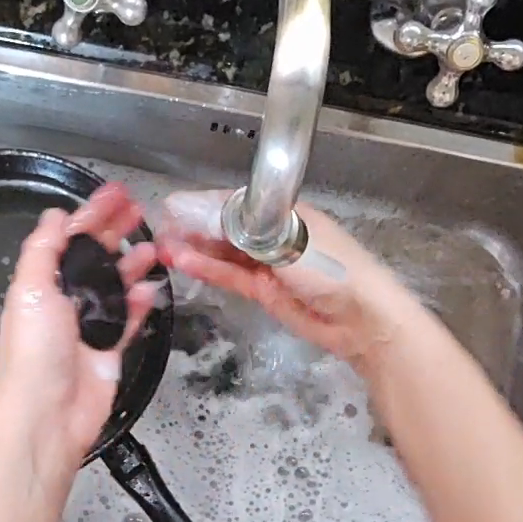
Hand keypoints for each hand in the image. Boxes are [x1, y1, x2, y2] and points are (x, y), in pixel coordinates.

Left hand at [0, 183, 161, 480]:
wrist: (48, 414)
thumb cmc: (34, 354)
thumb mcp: (30, 290)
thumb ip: (43, 250)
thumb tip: (56, 215)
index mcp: (42, 282)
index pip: (71, 237)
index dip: (92, 211)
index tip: (116, 193)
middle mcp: (66, 299)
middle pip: (96, 255)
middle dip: (116, 230)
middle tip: (139, 209)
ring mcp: (90, 322)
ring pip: (117, 283)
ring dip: (134, 262)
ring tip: (154, 245)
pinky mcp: (111, 346)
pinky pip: (132, 316)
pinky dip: (143, 301)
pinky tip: (152, 287)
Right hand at [154, 190, 420, 379]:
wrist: (363, 319)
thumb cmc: (332, 269)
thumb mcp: (283, 242)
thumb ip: (238, 229)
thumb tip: (198, 213)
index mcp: (286, 212)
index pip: (236, 202)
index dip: (203, 204)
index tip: (172, 206)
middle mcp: (274, 234)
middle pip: (226, 227)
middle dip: (193, 227)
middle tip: (159, 229)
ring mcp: (268, 264)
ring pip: (224, 252)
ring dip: (195, 249)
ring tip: (162, 248)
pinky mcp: (264, 291)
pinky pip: (230, 275)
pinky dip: (207, 269)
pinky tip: (183, 263)